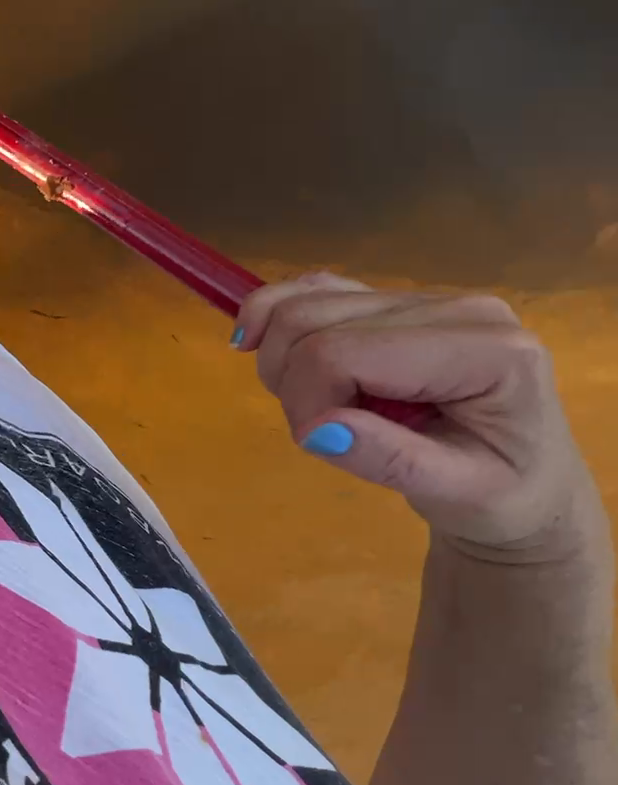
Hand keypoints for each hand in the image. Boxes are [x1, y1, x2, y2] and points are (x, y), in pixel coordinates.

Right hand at [236, 273, 602, 563]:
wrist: (524, 481)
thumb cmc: (501, 493)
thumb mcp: (458, 493)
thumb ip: (391, 460)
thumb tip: (318, 431)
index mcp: (487, 350)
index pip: (340, 353)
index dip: (307, 399)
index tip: (318, 444)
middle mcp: (454, 307)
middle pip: (308, 321)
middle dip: (289, 379)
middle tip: (315, 429)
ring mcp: (419, 298)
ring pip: (296, 305)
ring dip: (278, 357)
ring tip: (313, 400)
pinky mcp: (387, 300)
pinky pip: (306, 290)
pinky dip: (269, 316)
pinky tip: (261, 345)